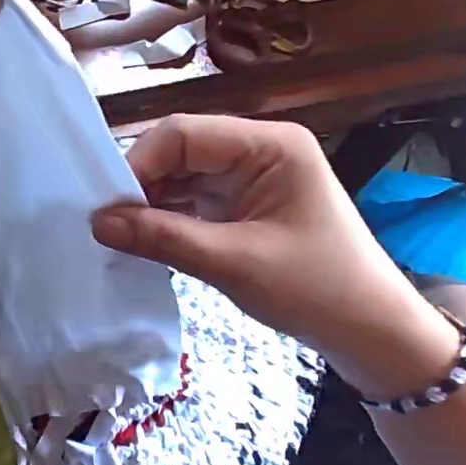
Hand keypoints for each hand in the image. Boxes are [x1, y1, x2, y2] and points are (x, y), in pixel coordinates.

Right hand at [90, 115, 457, 396]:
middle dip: (141, 184)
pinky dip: (167, 218)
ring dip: (151, 203)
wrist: (368, 330)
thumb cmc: (315, 289)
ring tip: (119, 234)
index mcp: (269, 145)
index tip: (107, 207)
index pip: (184, 134)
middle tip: (107, 224)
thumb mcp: (234, 263)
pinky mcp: (243, 205)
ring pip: (182, 177)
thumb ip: (164, 238)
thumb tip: (97, 223)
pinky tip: (144, 238)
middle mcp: (257, 151)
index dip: (139, 164)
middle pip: (180, 151)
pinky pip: (193, 201)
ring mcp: (250, 178)